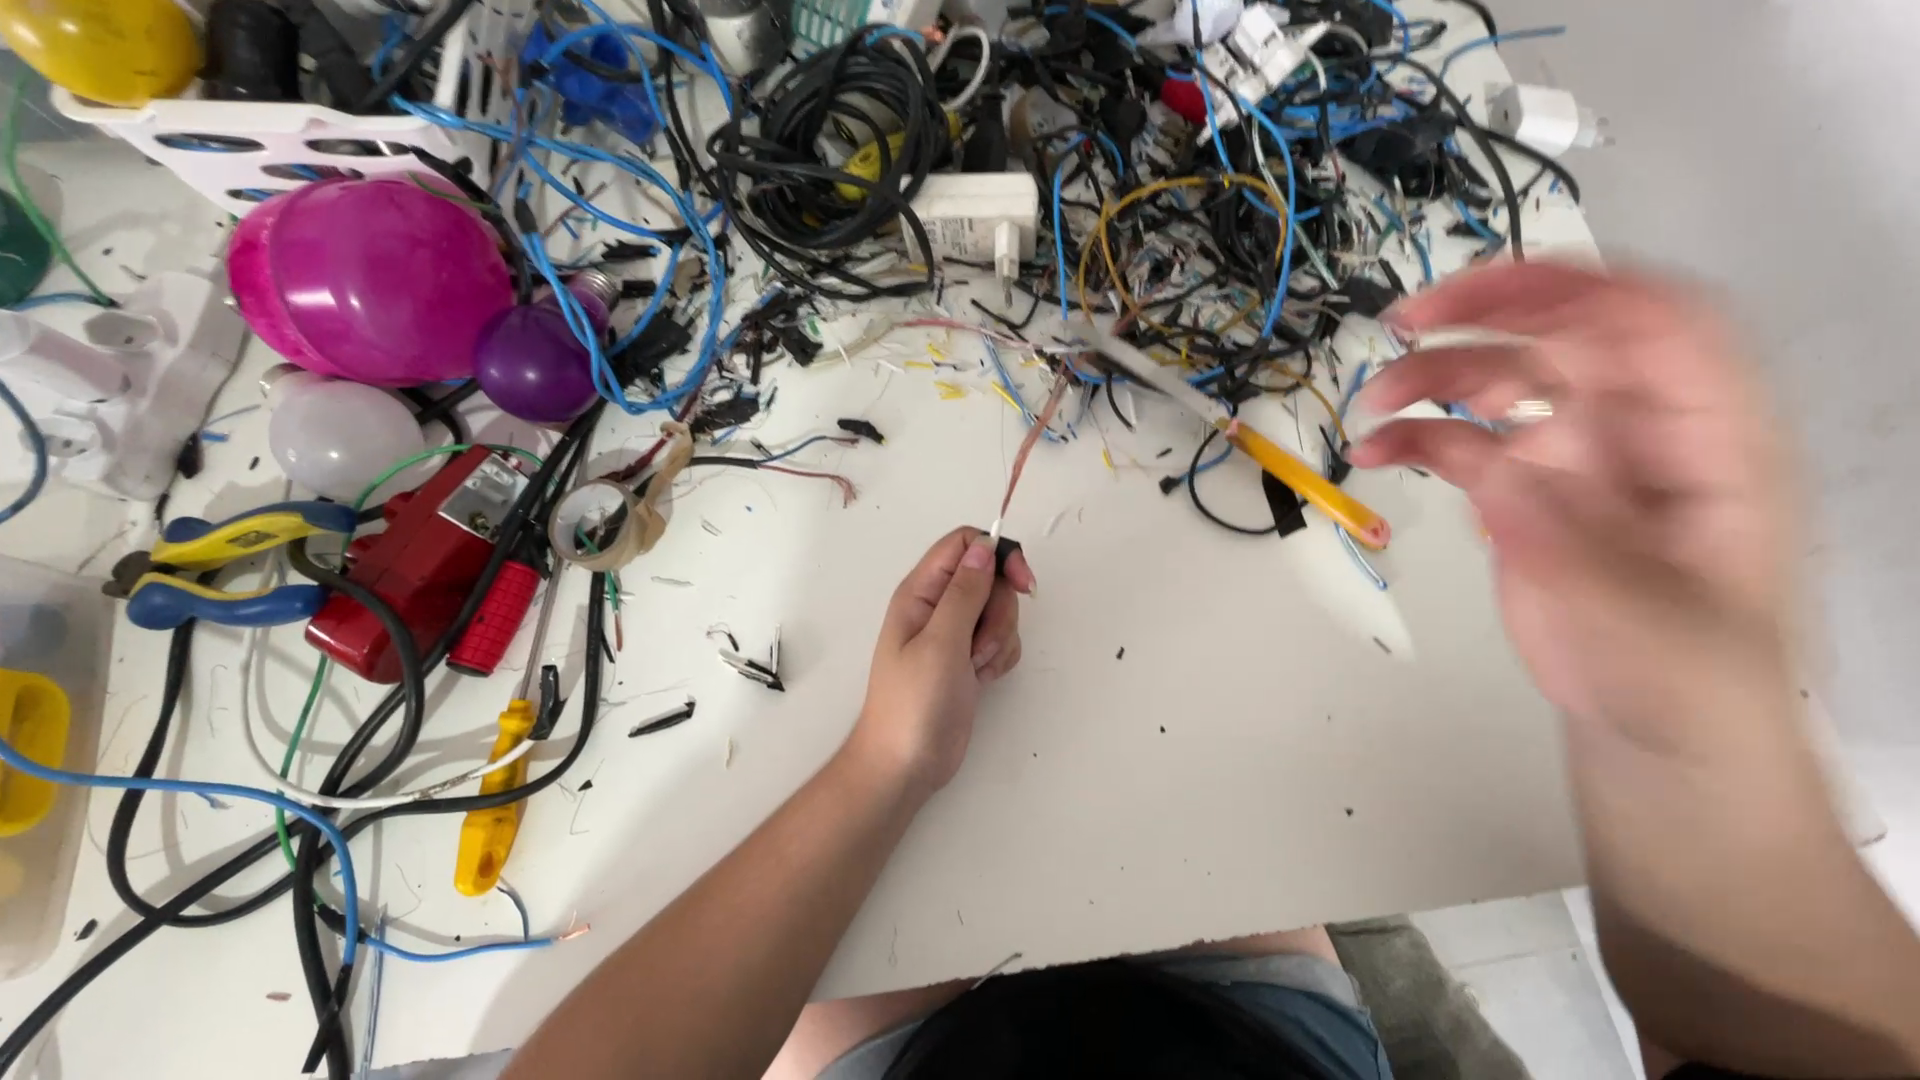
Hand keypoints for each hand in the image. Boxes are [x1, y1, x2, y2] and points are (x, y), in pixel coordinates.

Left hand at [847, 527, 1033, 796]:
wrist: (905, 763)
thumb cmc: (914, 701)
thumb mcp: (941, 641)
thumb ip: (965, 591)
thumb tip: (985, 546)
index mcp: (922, 591)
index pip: (964, 544)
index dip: (998, 554)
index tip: (1022, 584)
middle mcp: (938, 606)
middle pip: (990, 578)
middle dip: (999, 610)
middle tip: (979, 645)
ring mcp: (955, 634)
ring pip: (1000, 610)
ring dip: (999, 638)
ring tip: (975, 667)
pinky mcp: (969, 659)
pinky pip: (1001, 640)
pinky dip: (1000, 658)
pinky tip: (983, 680)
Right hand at [1349, 262, 1793, 743]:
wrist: (1651, 719)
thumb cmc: (1684, 672)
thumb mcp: (1645, 615)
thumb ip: (1569, 541)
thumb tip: (1497, 473)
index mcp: (1704, 437)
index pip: (1657, 326)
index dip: (1576, 292)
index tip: (1482, 295)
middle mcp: (1637, 427)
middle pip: (1565, 335)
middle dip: (1484, 315)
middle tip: (1404, 322)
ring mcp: (1574, 454)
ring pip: (1503, 379)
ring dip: (1434, 377)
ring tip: (1374, 401)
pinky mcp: (1521, 488)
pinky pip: (1463, 439)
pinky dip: (1414, 436)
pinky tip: (1375, 450)